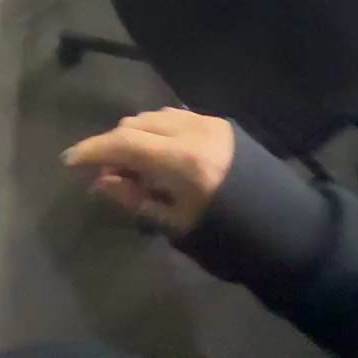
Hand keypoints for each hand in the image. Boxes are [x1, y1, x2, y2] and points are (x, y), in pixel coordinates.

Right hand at [62, 108, 235, 233]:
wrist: (289, 232)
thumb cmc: (230, 241)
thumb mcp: (177, 226)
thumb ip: (134, 199)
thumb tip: (99, 182)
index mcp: (183, 160)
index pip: (124, 142)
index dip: (93, 149)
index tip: (69, 161)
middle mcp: (194, 131)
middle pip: (137, 124)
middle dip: (114, 144)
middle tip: (105, 174)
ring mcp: (209, 122)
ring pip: (155, 116)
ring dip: (136, 135)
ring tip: (132, 167)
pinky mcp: (221, 123)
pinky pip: (176, 117)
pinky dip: (158, 131)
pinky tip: (158, 155)